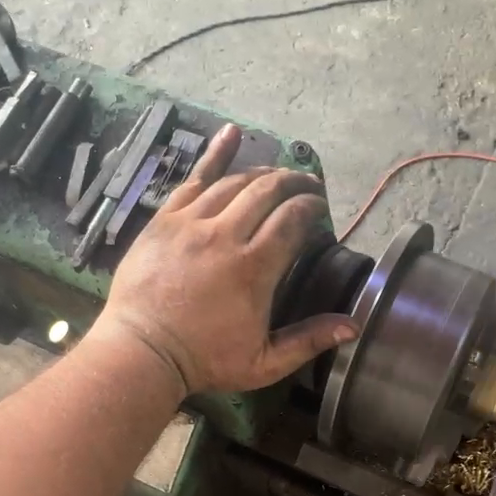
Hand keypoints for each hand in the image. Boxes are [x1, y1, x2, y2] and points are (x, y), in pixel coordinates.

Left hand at [90, 123, 356, 396]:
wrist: (142, 351)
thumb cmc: (205, 359)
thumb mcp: (265, 362)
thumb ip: (308, 341)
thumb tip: (352, 326)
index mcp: (255, 269)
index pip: (292, 220)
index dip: (310, 207)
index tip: (320, 207)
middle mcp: (226, 235)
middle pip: (267, 192)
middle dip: (294, 182)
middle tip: (307, 185)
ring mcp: (192, 222)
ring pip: (234, 182)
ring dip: (262, 174)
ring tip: (278, 175)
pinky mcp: (166, 219)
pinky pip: (193, 177)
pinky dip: (215, 154)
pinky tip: (232, 133)